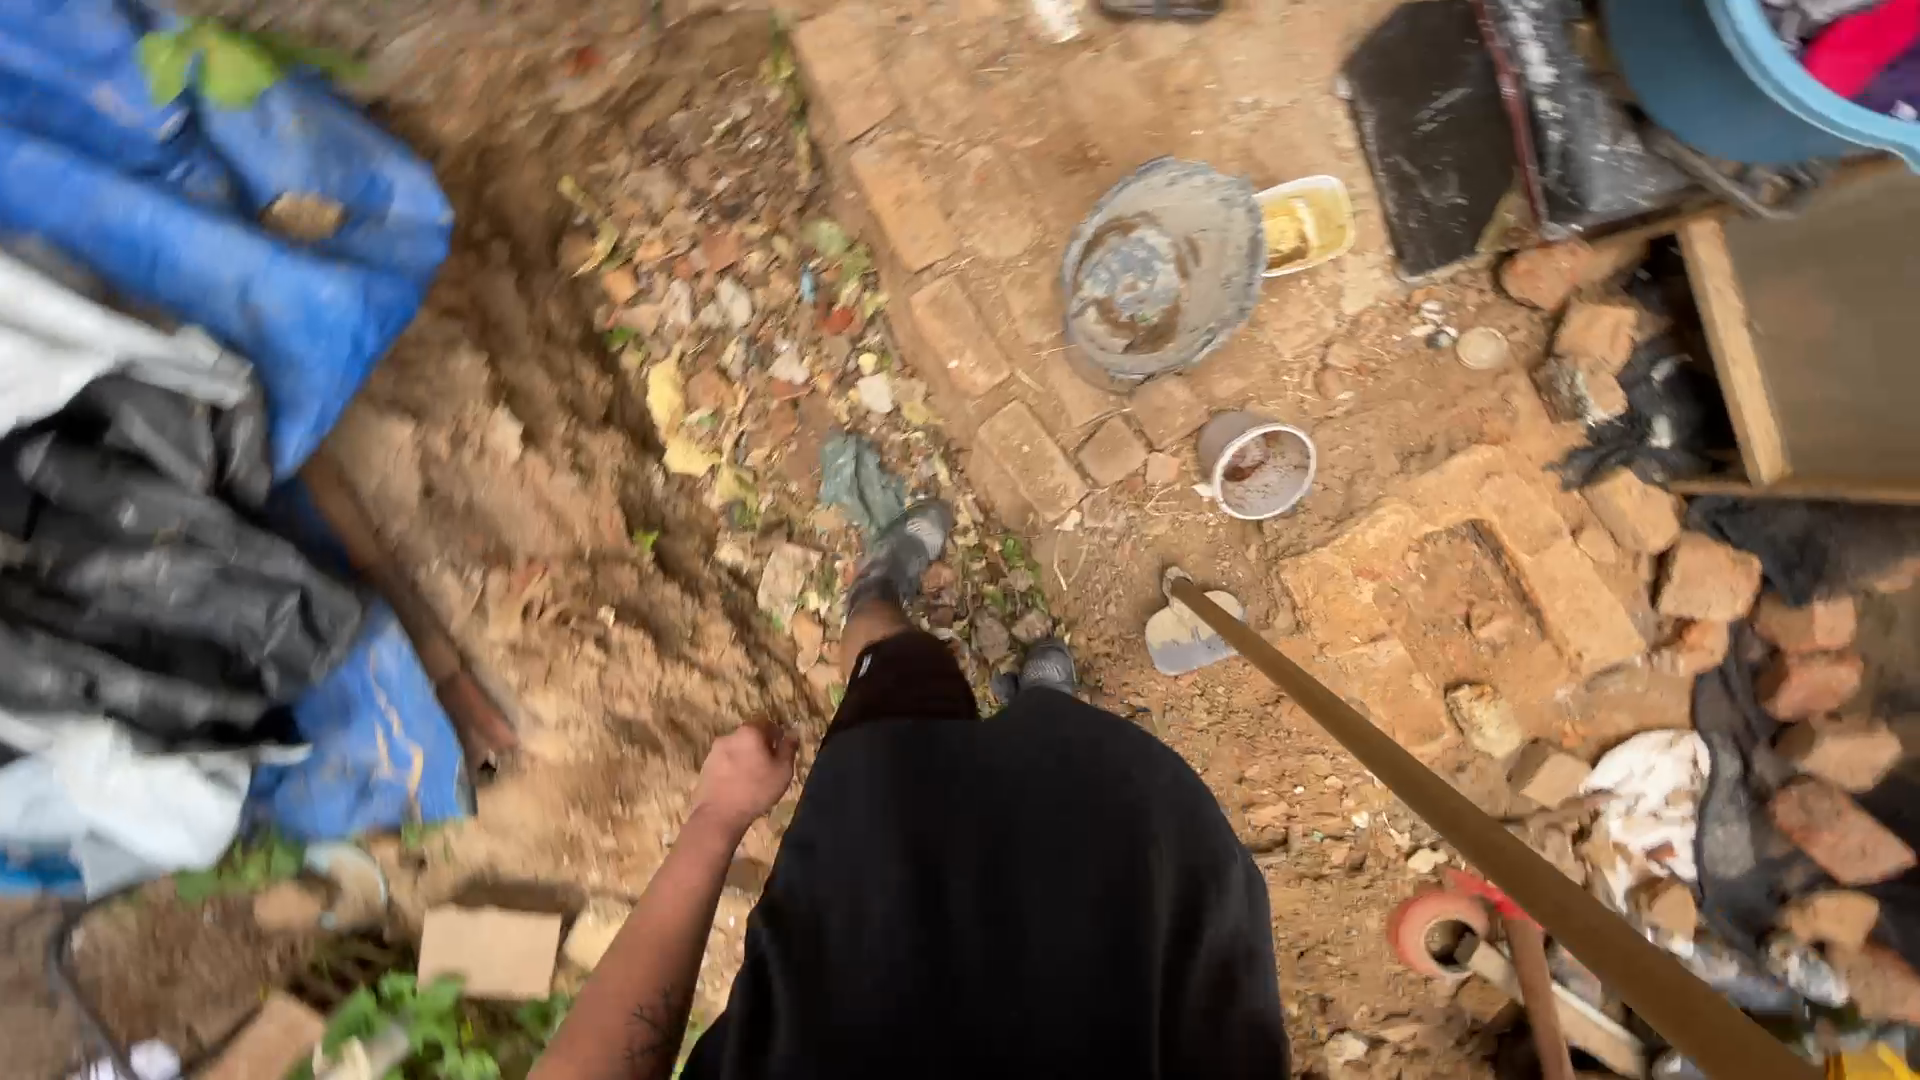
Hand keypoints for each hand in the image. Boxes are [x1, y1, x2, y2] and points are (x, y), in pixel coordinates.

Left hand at [691, 720, 796, 835]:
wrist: (719, 815)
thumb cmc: (756, 790)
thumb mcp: (783, 770)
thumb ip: (789, 748)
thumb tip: (792, 733)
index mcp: (749, 732)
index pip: (765, 721)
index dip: (775, 733)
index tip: (780, 749)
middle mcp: (730, 736)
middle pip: (749, 734)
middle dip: (759, 745)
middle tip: (768, 765)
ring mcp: (714, 751)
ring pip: (736, 748)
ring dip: (745, 757)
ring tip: (752, 778)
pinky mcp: (705, 767)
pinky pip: (725, 762)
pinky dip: (732, 768)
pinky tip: (738, 785)